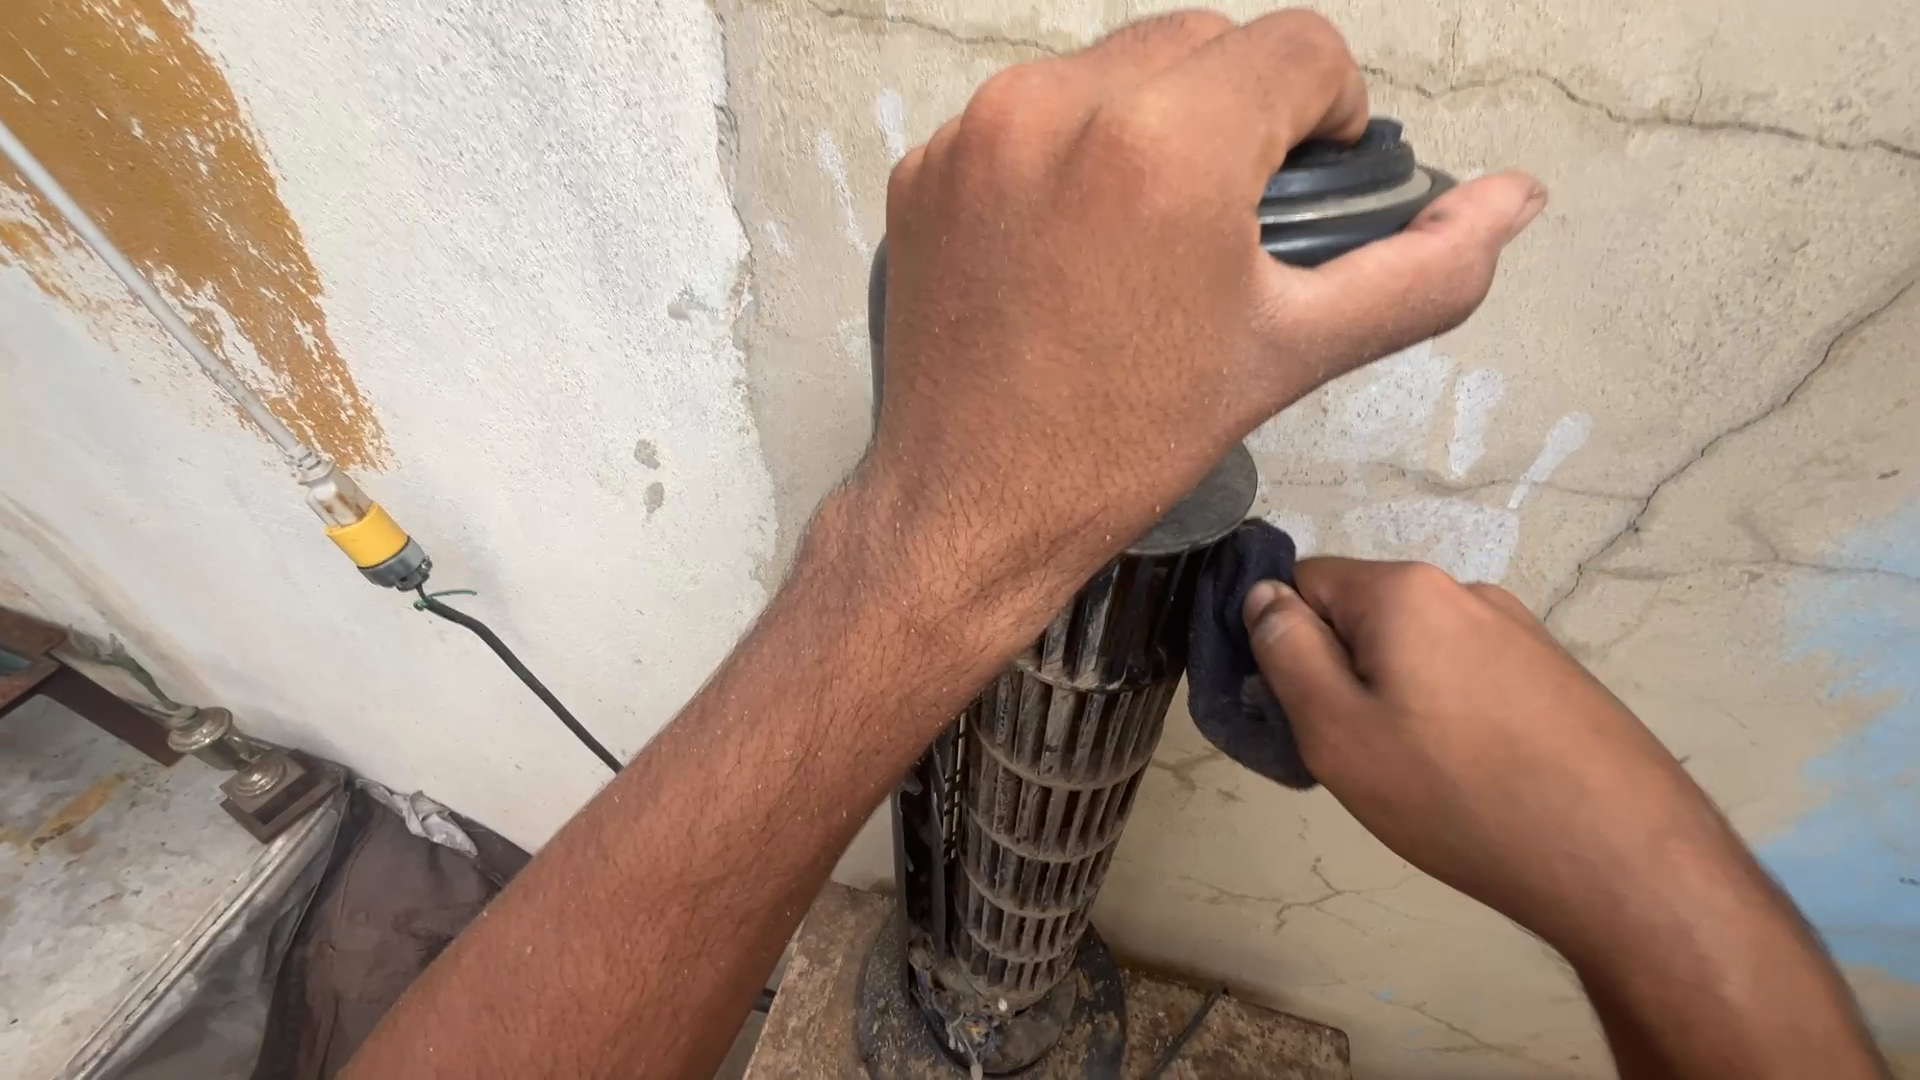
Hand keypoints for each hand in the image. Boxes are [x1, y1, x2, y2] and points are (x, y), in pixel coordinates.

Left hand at [864, 10, 1543, 635]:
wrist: (974, 507)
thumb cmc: (1128, 446)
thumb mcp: (1285, 357)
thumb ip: (1417, 274)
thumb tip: (1515, 200)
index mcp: (1167, 145)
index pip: (1299, 48)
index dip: (1327, 113)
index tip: (1310, 183)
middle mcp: (1056, 108)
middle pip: (1200, 45)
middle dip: (1236, 116)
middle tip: (1225, 219)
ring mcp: (972, 137)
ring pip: (1103, 76)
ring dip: (1146, 128)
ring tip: (1143, 234)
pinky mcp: (921, 174)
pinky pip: (1019, 125)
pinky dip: (1058, 160)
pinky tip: (1063, 244)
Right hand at [1243, 558, 1887, 1078]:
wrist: (1632, 869)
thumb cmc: (1455, 793)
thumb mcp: (1335, 728)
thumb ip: (1285, 650)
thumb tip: (1263, 594)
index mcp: (1403, 590)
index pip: (1301, 581)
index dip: (1285, 640)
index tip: (1300, 706)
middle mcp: (1464, 590)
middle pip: (1357, 613)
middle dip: (1337, 668)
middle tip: (1351, 745)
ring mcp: (1519, 630)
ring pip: (1409, 645)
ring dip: (1388, 690)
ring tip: (1411, 766)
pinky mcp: (1554, 673)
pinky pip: (1461, 670)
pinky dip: (1441, 706)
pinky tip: (1465, 768)